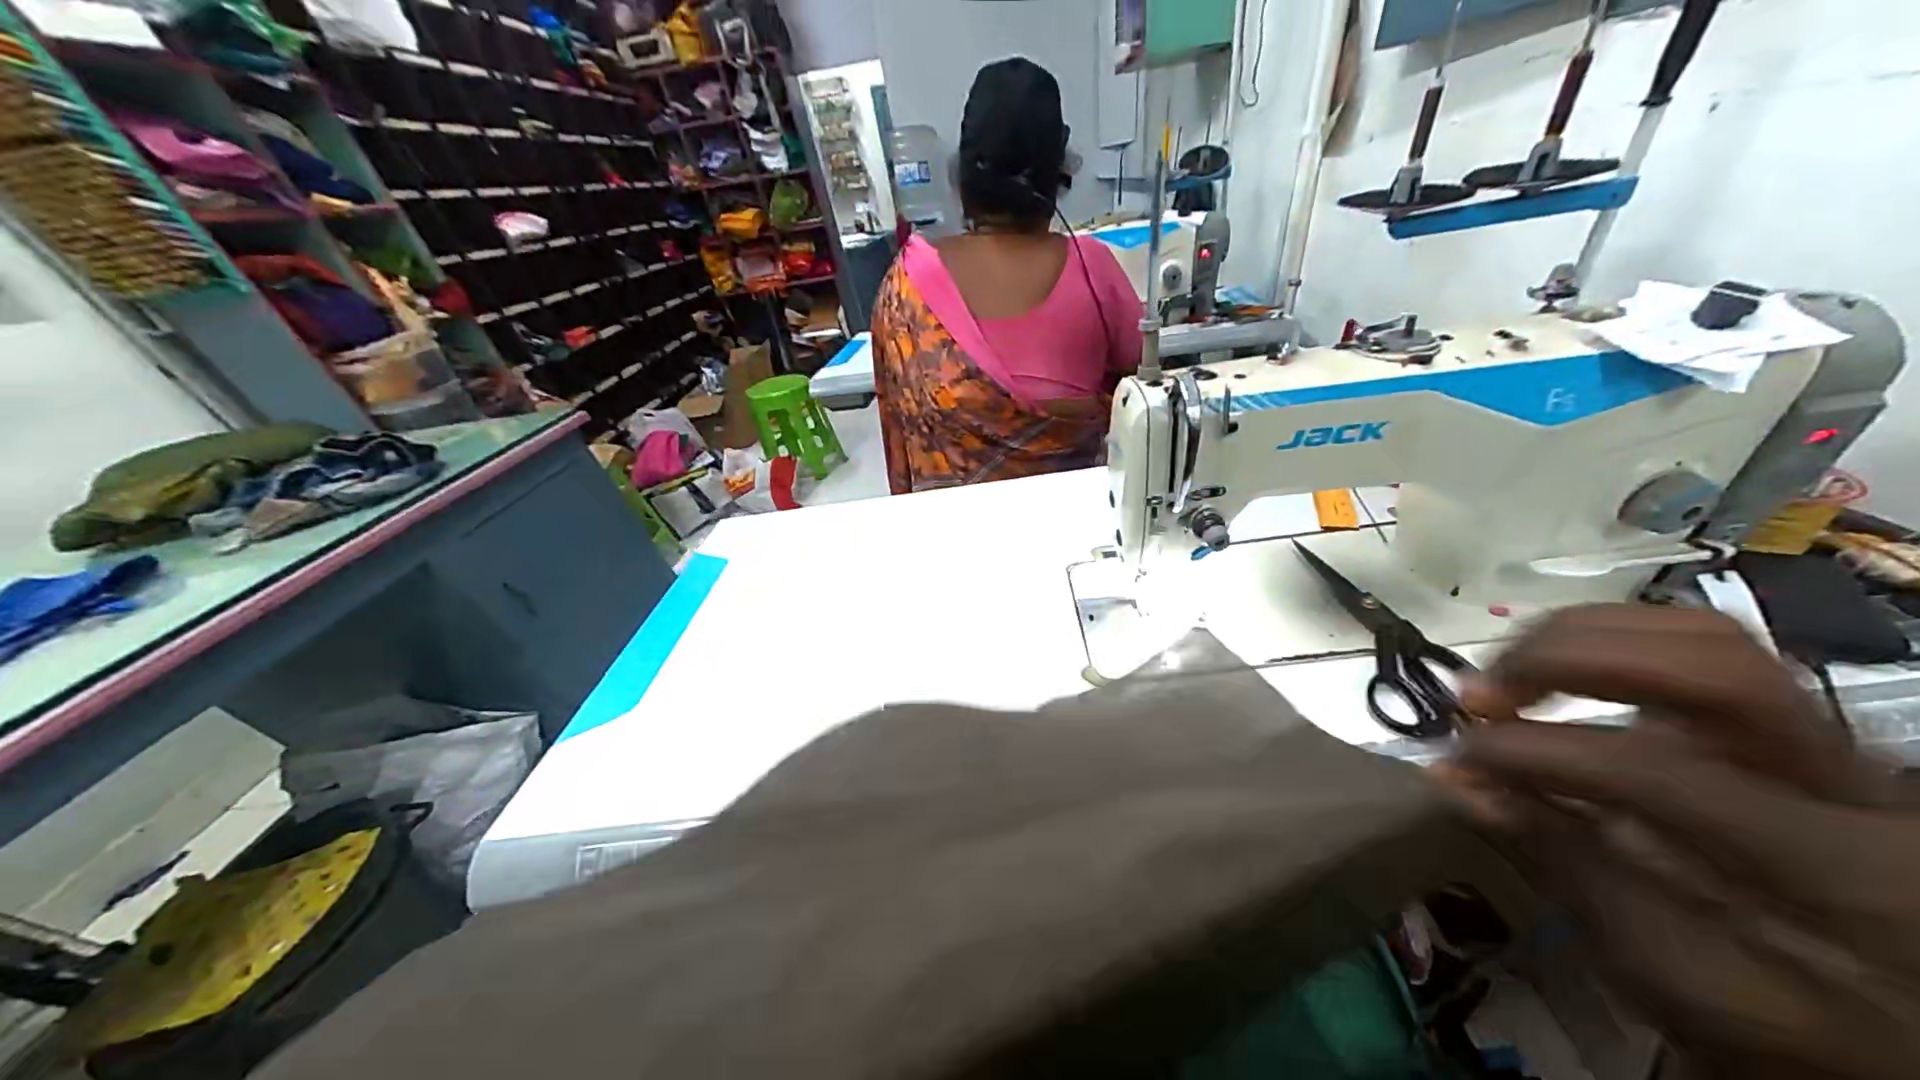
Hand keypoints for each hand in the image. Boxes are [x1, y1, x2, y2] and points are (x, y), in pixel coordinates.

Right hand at [1443, 604, 1919, 1079]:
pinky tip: (1555, 679)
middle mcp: (1859, 783)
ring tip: (1506, 677)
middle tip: (1481, 695)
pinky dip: (1610, 646)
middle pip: (1706, 663)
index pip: (1657, 772)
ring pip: (1704, 634)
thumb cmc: (1783, 1021)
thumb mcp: (1681, 983)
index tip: (1458, 757)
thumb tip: (1457, 781)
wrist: (1894, 1004)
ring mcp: (1832, 744)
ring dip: (1579, 640)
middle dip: (1563, 660)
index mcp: (1847, 874)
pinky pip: (1703, 652)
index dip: (1537, 752)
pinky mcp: (1793, 729)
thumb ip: (1571, 871)